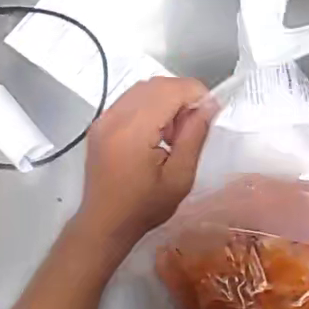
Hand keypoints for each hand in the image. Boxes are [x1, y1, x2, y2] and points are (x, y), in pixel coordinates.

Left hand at [73, 76, 214, 250]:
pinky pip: (128, 102)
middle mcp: (114, 117)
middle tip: (189, 130)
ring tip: (172, 135)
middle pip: (156, 85)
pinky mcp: (99, 126)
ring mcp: (103, 120)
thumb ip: (194, 136)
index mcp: (133, 130)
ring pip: (141, 90)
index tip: (209, 115)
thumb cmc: (143, 208)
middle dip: (181, 97)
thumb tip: (209, 105)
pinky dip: (147, 108)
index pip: (171, 89)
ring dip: (164, 102)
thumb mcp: (179, 178)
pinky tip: (154, 136)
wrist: (104, 224)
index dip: (196, 94)